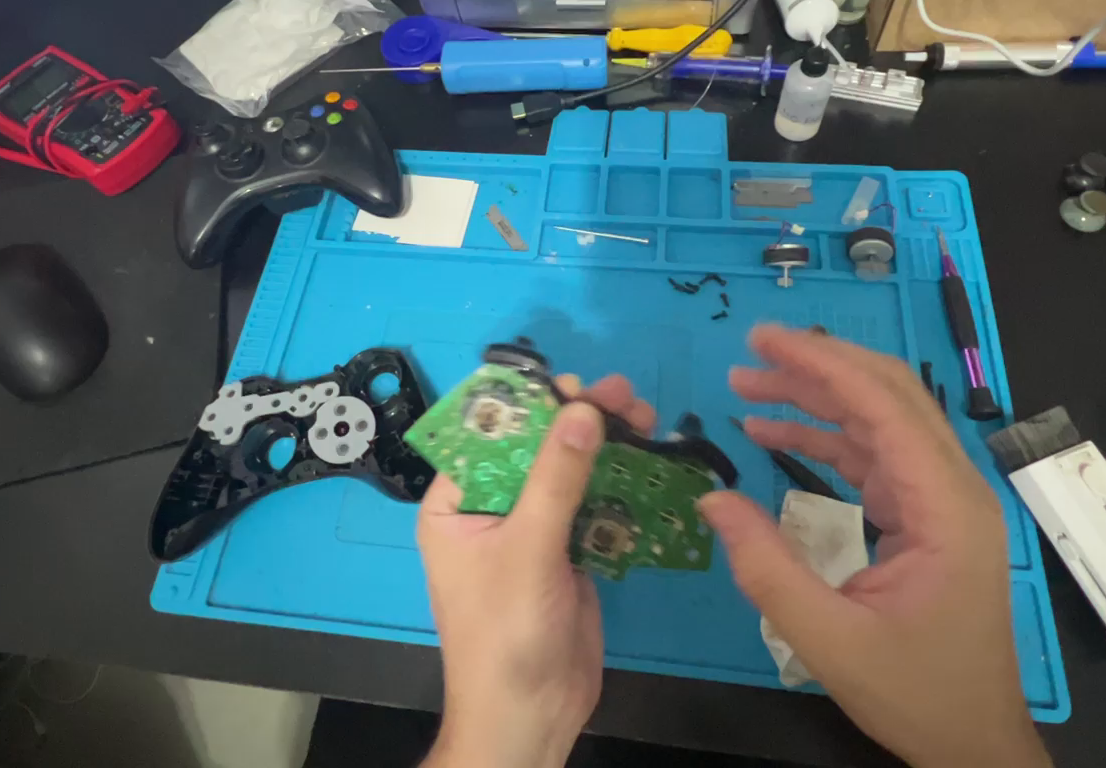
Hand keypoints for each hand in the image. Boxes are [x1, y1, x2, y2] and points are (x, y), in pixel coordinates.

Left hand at [418, 374, 657, 767]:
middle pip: (536, 446)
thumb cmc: (507, 633)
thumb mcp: (528, 549)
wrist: (532, 721)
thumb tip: (583, 407)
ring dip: (605, 444)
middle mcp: (492, 506)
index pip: (490, 434)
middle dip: (578, 418)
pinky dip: (619, 480)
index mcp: (458, 501)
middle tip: (625, 394)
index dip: (531, 403)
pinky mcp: (567, 549)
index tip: (574, 384)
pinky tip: (647, 458)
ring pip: (568, 470)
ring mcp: (532, 527)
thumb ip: (556, 477)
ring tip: (644, 416)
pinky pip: (592, 502)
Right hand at [698, 325, 1049, 767]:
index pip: (884, 405)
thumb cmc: (915, 692)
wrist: (973, 742)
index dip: (823, 364)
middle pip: (886, 393)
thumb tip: (710, 500)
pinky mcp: (918, 509)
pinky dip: (818, 435)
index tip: (764, 340)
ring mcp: (936, 495)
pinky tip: (770, 431)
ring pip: (874, 416)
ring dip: (812, 395)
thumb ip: (766, 568)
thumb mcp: (828, 640)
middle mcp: (949, 485)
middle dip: (816, 365)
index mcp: (945, 506)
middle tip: (751, 349)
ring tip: (745, 386)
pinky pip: (867, 452)